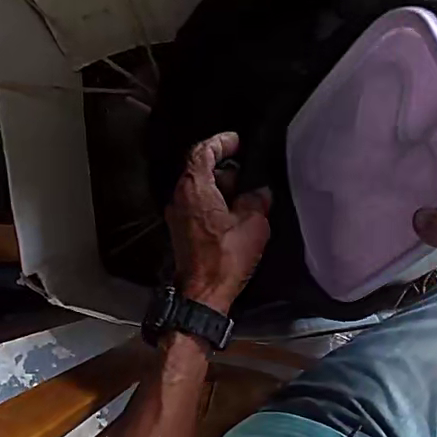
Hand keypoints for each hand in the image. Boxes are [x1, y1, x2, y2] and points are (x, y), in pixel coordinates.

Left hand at [169, 132, 271, 312]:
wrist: (203, 294)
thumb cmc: (225, 258)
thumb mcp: (253, 223)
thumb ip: (257, 200)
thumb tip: (259, 193)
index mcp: (193, 189)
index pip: (202, 151)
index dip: (221, 142)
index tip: (236, 142)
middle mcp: (179, 199)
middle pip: (199, 171)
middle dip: (225, 170)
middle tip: (247, 177)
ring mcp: (177, 218)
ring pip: (199, 192)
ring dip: (221, 191)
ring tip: (246, 200)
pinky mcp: (181, 235)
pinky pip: (198, 210)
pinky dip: (214, 207)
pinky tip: (234, 218)